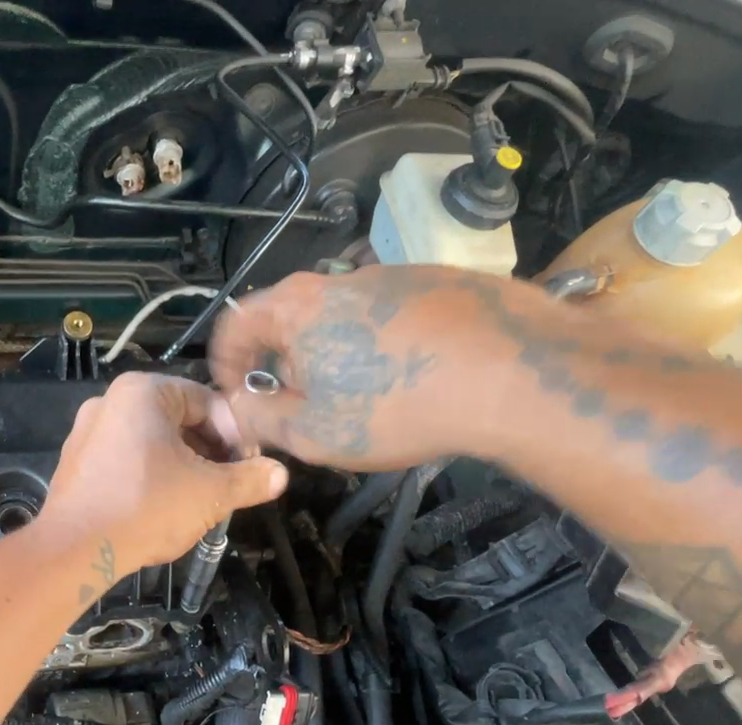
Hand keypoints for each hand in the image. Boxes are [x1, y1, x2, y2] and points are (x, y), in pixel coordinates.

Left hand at [38, 373, 287, 578]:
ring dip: (182, 466)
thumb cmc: (147, 508)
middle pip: (178, 420)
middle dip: (209, 451)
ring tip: (199, 500)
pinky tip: (160, 508)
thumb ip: (249, 480)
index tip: (250, 468)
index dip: (237, 435)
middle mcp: (110, 401)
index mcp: (143, 392)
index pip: (208, 402)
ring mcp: (86, 432)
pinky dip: (149, 476)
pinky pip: (124, 460)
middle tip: (229, 485)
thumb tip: (280, 474)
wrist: (75, 550)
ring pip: (152, 442)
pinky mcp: (75, 464)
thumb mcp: (209, 494)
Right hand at [208, 265, 531, 470]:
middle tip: (301, 408)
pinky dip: (382, 346)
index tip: (240, 399)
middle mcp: (339, 280)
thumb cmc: (397, 407)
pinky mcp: (440, 281)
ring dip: (334, 356)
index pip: (234, 324)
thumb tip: (236, 407)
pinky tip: (412, 380)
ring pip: (341, 317)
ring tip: (364, 399)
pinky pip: (390, 315)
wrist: (516, 373)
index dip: (225, 366)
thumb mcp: (312, 433)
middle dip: (283, 365)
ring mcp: (394, 274)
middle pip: (288, 319)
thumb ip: (259, 418)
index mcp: (296, 309)